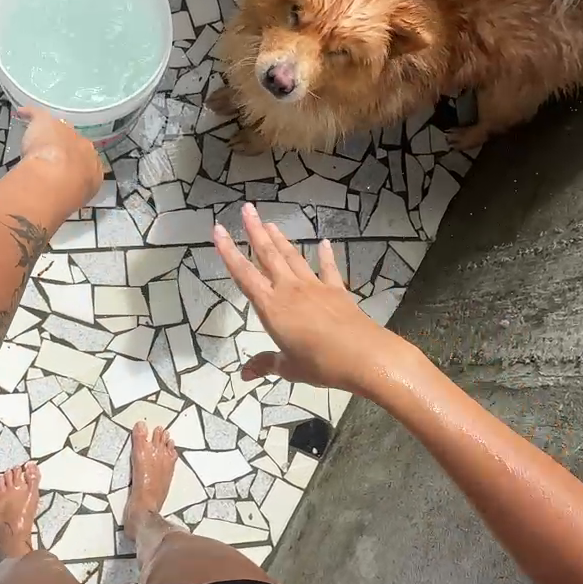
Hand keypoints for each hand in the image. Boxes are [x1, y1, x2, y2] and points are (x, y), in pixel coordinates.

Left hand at [14, 106, 103, 205]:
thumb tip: (70, 193)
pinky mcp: (47, 122)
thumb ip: (76, 192)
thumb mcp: (79, 199)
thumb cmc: (69, 194)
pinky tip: (22, 113)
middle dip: (66, 147)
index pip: (89, 162)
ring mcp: (66, 132)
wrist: (57, 178)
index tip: (67, 171)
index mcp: (95, 167)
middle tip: (53, 156)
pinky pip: (38, 114)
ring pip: (59, 130)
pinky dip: (30, 114)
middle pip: (76, 143)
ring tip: (41, 139)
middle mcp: (84, 147)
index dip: (77, 165)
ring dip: (50, 134)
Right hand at [212, 203, 412, 393]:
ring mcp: (314, 287)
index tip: (219, 230)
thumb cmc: (320, 363)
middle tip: (247, 208)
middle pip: (268, 255)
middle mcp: (290, 290)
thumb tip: (244, 374)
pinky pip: (328, 269)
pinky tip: (323, 242)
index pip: (244, 275)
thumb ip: (266, 364)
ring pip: (292, 257)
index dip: (229, 252)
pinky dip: (325, 255)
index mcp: (272, 307)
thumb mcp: (289, 367)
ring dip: (280, 239)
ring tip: (269, 222)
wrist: (363, 356)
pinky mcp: (337, 291)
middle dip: (255, 231)